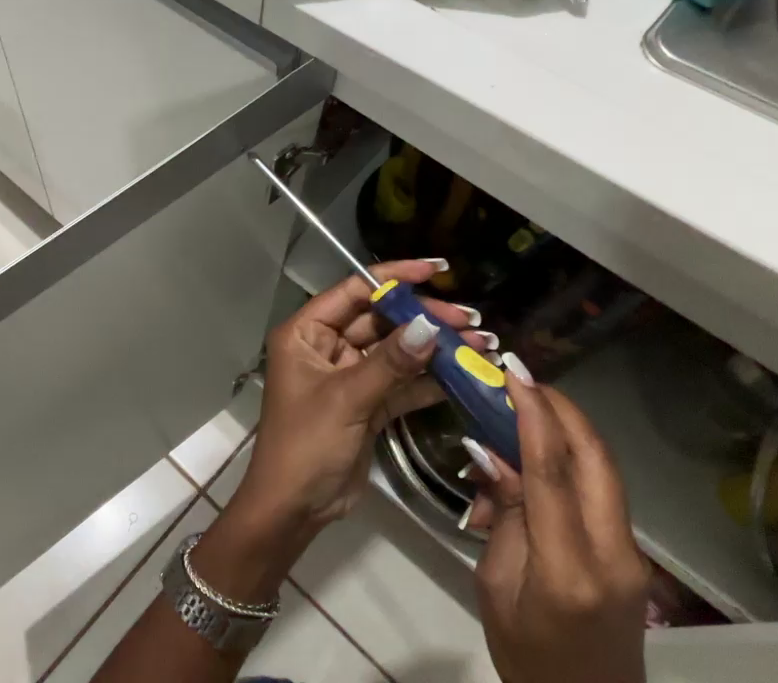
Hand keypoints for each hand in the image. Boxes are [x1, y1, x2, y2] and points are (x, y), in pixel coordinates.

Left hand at [227, 260, 482, 540]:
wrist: (294, 506)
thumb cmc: (306, 444)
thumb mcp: (347, 399)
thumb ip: (390, 363)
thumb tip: (429, 326)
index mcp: (306, 333)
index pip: (353, 292)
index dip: (393, 278)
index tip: (436, 270)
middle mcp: (325, 348)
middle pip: (380, 320)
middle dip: (424, 318)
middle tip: (471, 320)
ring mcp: (348, 376)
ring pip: (396, 352)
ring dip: (435, 349)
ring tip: (483, 343)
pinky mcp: (367, 404)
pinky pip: (402, 383)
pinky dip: (431, 380)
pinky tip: (468, 373)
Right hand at [467, 371, 650, 682]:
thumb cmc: (525, 656)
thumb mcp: (495, 585)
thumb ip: (504, 516)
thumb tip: (491, 452)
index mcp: (569, 566)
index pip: (552, 472)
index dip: (533, 415)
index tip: (513, 373)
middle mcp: (613, 553)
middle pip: (595, 460)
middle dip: (561, 410)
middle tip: (521, 379)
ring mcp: (631, 554)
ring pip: (601, 472)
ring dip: (562, 435)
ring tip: (514, 418)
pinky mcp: (630, 555)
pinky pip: (597, 494)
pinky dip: (565, 466)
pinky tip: (528, 466)